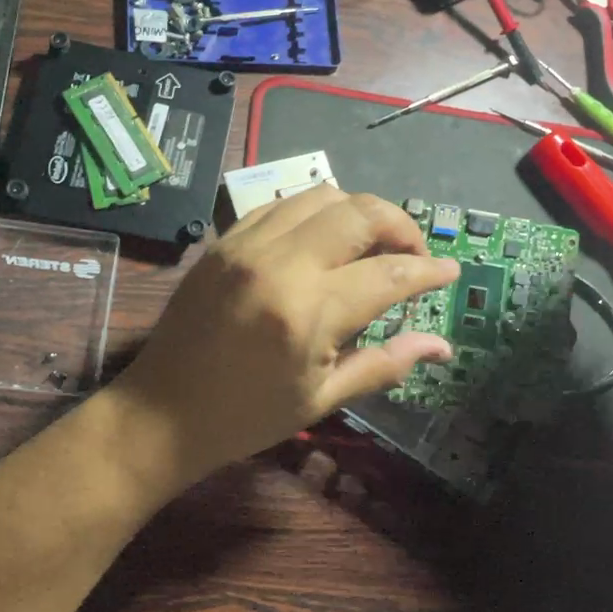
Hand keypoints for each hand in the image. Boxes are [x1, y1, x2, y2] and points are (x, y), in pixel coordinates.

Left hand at [111, 186, 460, 483]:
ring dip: (357, 213)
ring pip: (321, 195)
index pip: (390, 272)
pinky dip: (312, 213)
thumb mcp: (321, 398)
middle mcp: (280, 262)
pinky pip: (280, 204)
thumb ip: (384, 363)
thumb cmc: (247, 416)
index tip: (450, 271)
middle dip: (400, 226)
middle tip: (411, 255)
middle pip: (360, 212)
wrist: (162, 412)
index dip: (429, 269)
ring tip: (369, 246)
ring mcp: (246, 244)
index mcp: (309, 310)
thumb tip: (442, 345)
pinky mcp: (223, 240)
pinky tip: (320, 241)